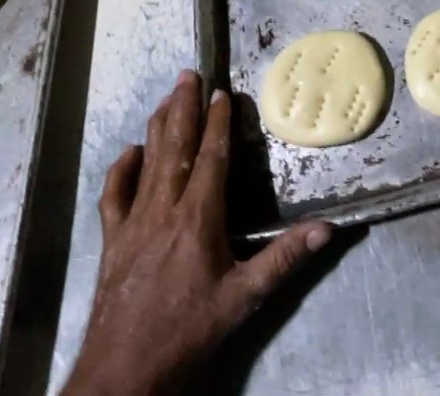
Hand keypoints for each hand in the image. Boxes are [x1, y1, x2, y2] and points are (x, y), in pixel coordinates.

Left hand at [66, 71, 331, 394]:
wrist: (123, 373)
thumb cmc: (189, 332)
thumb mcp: (244, 300)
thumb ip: (284, 260)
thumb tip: (328, 229)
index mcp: (198, 219)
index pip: (211, 158)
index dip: (218, 123)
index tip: (221, 92)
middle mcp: (163, 212)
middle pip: (174, 149)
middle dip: (182, 109)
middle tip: (186, 74)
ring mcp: (132, 225)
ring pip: (146, 164)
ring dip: (157, 128)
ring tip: (165, 98)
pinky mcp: (111, 243)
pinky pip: (114, 197)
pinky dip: (121, 170)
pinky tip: (128, 153)